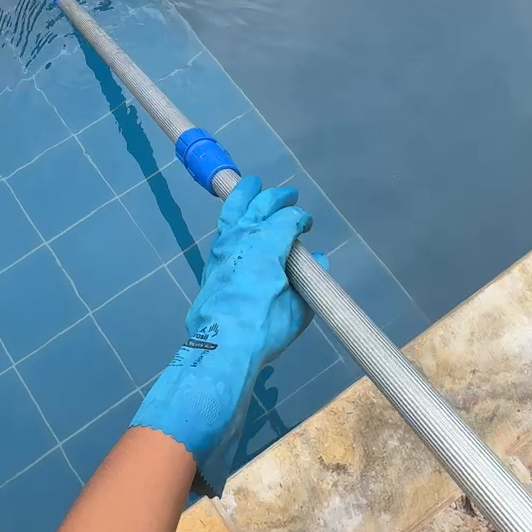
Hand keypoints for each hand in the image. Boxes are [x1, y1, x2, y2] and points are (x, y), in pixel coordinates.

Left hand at [131, 175, 317, 494]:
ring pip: (234, 212)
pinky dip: (232, 218)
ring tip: (251, 185)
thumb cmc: (265, 327)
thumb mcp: (298, 307)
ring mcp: (223, 249)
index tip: (306, 222)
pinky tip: (236, 220)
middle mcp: (243, 239)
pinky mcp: (211, 264)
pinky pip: (224, 230)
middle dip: (274, 197)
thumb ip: (309, 282)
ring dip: (245, 197)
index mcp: (267, 243)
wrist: (223, 345)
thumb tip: (319, 261)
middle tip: (286, 192)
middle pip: (259, 206)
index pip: (286, 218)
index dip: (298, 217)